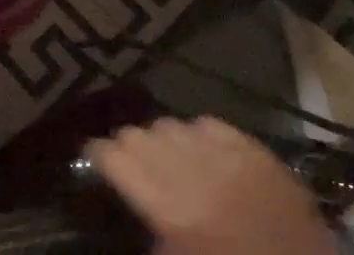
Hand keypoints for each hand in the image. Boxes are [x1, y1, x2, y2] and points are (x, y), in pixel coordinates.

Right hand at [90, 118, 336, 254]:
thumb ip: (147, 229)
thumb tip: (128, 196)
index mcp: (168, 207)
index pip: (111, 155)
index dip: (97, 157)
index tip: (96, 164)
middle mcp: (191, 171)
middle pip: (135, 135)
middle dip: (127, 150)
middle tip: (133, 170)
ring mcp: (226, 156)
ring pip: (168, 124)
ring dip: (162, 143)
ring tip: (172, 164)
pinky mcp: (256, 151)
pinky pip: (208, 124)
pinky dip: (199, 138)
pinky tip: (205, 158)